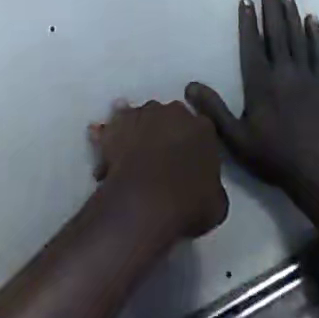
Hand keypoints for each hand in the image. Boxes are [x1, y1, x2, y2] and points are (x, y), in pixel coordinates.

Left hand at [89, 101, 228, 239]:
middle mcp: (175, 112)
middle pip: (171, 119)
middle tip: (158, 161)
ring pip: (142, 117)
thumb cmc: (187, 205)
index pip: (201, 132)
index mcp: (204, 128)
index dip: (192, 149)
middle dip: (165, 134)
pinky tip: (102, 139)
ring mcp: (144, 115)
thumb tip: (204, 187)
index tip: (186, 166)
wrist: (144, 205)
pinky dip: (110, 132)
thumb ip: (211, 186)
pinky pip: (114, 125)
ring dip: (138, 130)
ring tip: (130, 155)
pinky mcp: (117, 125)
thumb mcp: (216, 204)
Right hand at [187, 0, 318, 190]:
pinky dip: (315, 34)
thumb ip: (213, 110)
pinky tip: (312, 19)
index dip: (248, 21)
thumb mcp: (235, 138)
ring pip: (297, 37)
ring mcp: (306, 76)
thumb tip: (190, 86)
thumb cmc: (271, 155)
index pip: (252, 43)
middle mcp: (283, 72)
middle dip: (272, 6)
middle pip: (276, 32)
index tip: (246, 0)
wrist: (315, 171)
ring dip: (292, 13)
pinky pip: (318, 53)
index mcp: (260, 82)